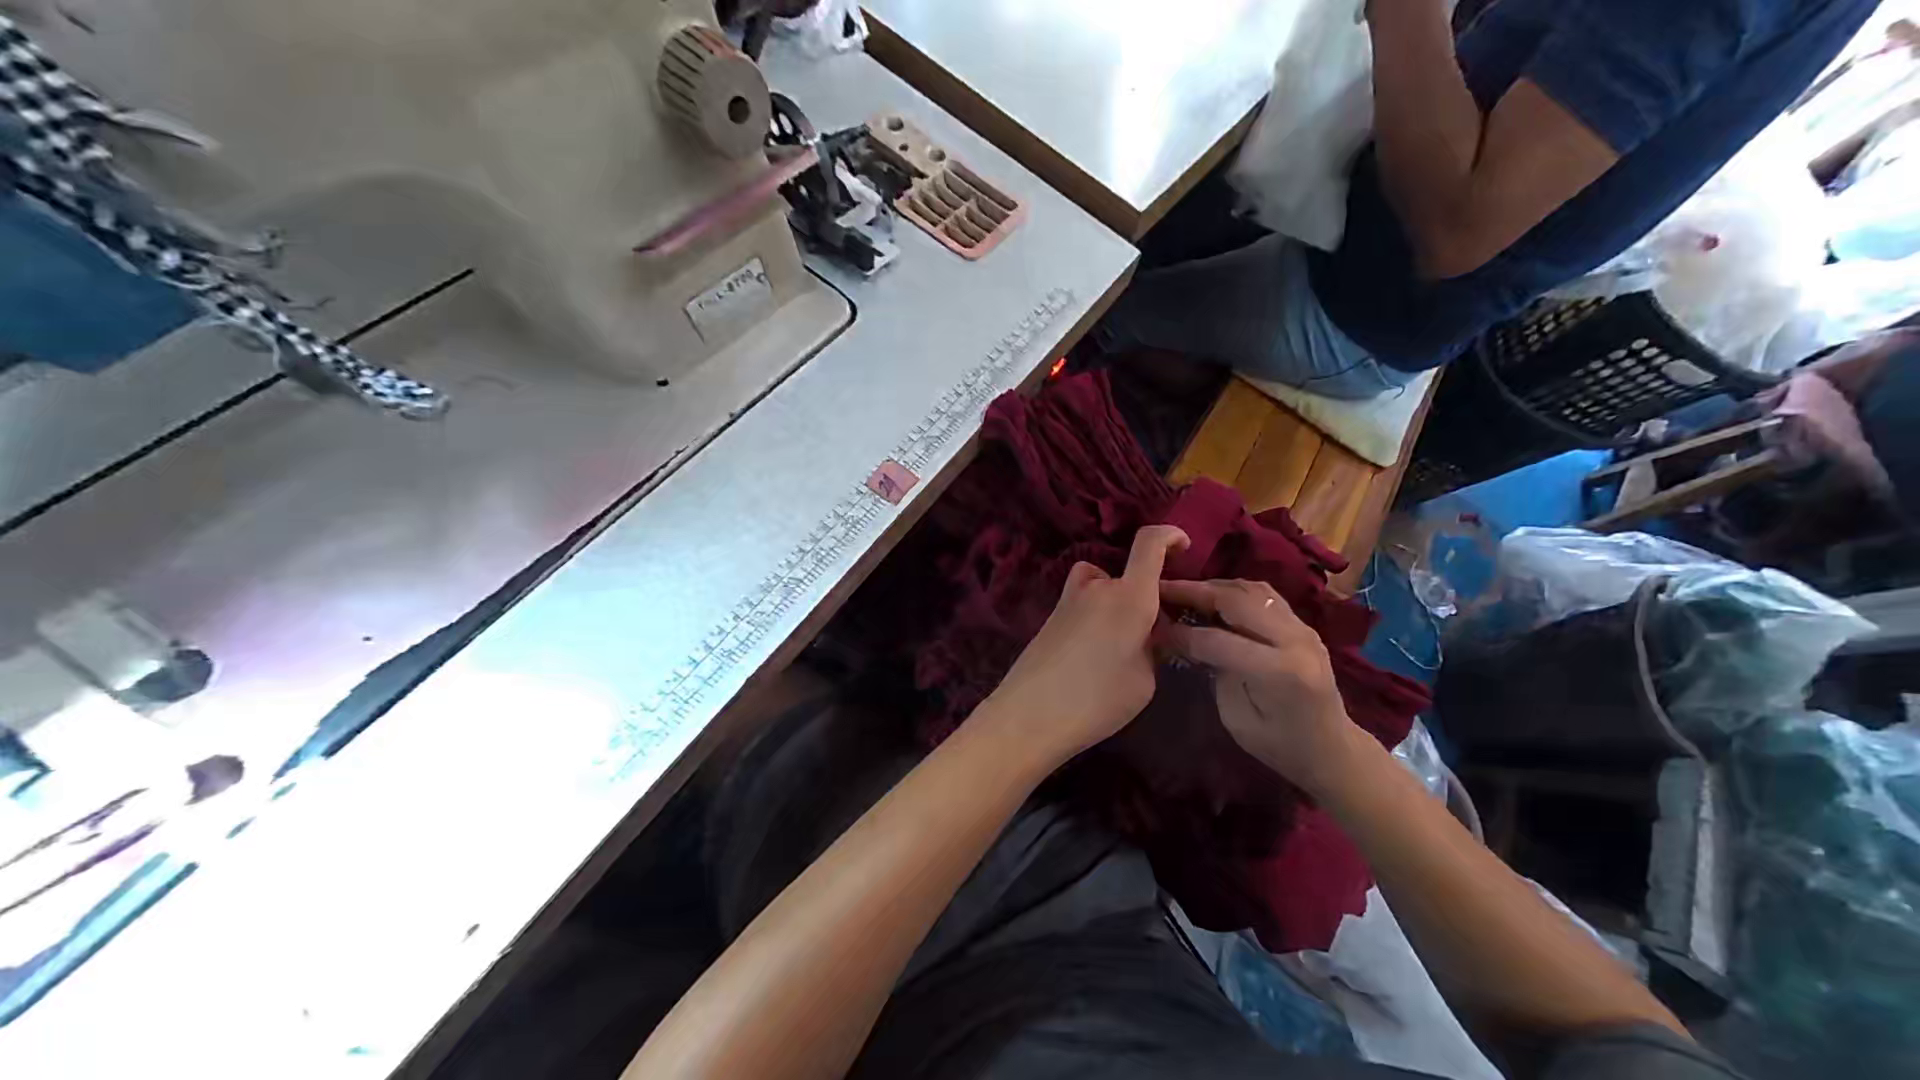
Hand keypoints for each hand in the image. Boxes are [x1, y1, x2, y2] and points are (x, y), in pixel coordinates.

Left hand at [979, 525, 1189, 765]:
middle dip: (1143, 597)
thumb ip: (1151, 646)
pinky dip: (1095, 618)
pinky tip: (1092, 657)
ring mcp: (1068, 599)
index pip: (1149, 543)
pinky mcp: (1050, 616)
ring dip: (1115, 607)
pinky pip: (1085, 604)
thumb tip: (1145, 633)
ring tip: (1120, 649)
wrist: (1028, 715)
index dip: (1169, 535)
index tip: (1183, 546)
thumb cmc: (1097, 700)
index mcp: (1130, 596)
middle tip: (1152, 635)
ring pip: (1103, 590)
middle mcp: (1097, 587)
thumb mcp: (1145, 679)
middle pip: (1127, 575)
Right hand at [1159, 579, 1364, 794]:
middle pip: (1236, 600)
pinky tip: (1212, 597)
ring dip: (1214, 586)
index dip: (1181, 633)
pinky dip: (1233, 591)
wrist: (1332, 748)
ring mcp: (1303, 628)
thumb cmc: (1280, 745)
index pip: (1218, 640)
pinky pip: (1264, 595)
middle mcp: (1295, 640)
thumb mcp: (1236, 718)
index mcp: (1280, 671)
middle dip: (1194, 593)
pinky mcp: (1302, 624)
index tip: (1154, 629)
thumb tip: (1183, 640)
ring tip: (1183, 591)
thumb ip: (1215, 672)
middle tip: (1161, 591)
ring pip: (1251, 589)